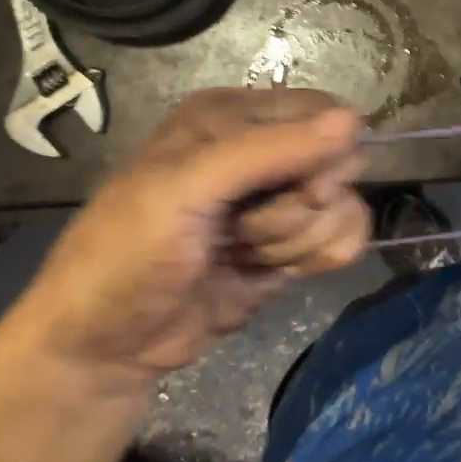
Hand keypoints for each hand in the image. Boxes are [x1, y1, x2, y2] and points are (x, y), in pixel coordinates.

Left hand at [3, 89, 369, 391]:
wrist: (105, 348)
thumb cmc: (128, 256)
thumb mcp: (186, 190)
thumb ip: (270, 150)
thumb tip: (355, 120)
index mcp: (230, 117)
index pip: (323, 113)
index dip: (325, 155)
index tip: (304, 192)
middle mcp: (261, 150)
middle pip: (341, 162)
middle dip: (306, 205)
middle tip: (251, 228)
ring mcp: (278, 201)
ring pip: (343, 205)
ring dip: (298, 240)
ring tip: (240, 254)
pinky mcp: (292, 244)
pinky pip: (344, 236)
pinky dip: (319, 258)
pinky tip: (274, 271)